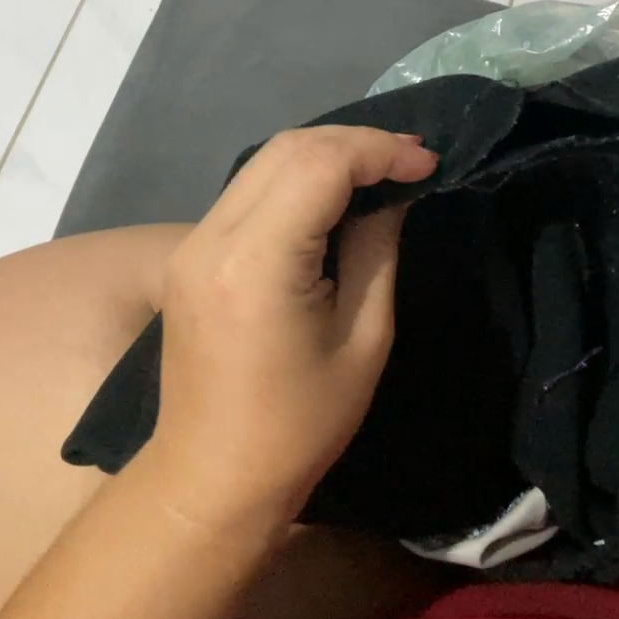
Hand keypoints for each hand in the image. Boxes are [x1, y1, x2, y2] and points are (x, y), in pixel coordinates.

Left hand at [146, 126, 437, 530]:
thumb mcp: (364, 338)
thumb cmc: (300, 424)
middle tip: (411, 159)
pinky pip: (250, 189)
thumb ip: (377, 248)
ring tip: (383, 169)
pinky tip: (337, 193)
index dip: (379, 151)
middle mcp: (211, 238)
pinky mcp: (189, 252)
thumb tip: (395, 192)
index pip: (319, 165)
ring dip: (328, 153)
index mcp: (256, 264)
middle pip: (288, 148)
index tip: (428, 164)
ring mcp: (192, 243)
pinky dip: (299, 176)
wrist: (212, 476)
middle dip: (356, 142)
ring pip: (266, 160)